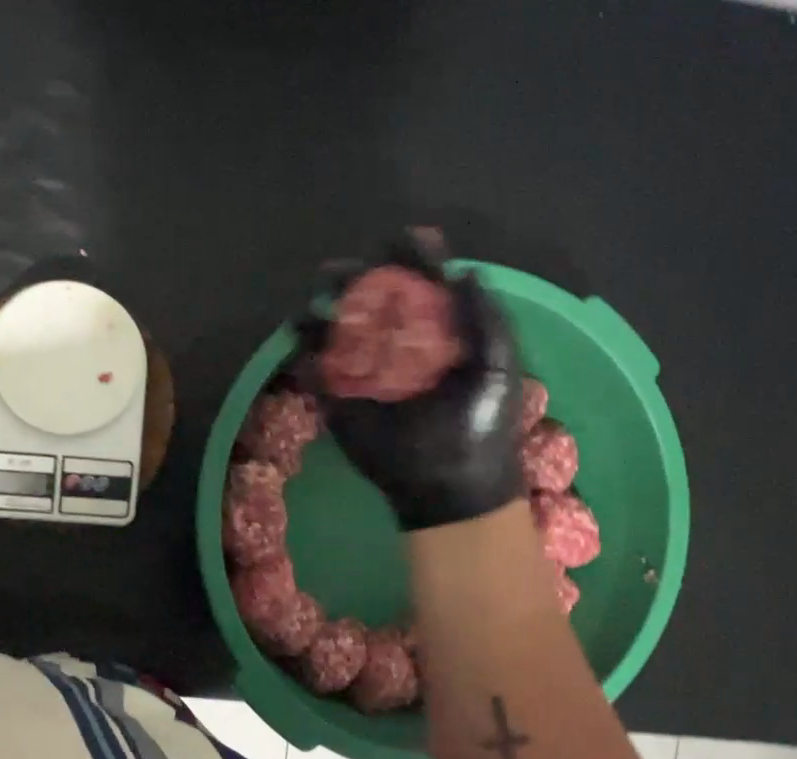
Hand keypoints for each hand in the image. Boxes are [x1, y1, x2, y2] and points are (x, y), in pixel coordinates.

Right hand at [310, 234, 526, 529]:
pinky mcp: (339, 398)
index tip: (404, 239)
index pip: (420, 282)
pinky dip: (304, 352)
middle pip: (370, 298)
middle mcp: (397, 342)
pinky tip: (302, 336)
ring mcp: (365, 370)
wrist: (447, 481)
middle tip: (341, 269)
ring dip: (323, 307)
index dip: (411, 257)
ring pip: (337, 328)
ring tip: (318, 297)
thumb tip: (465, 271)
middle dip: (355, 276)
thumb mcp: (495, 363)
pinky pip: (315, 369)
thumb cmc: (478, 422)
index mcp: (437, 330)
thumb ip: (483, 317)